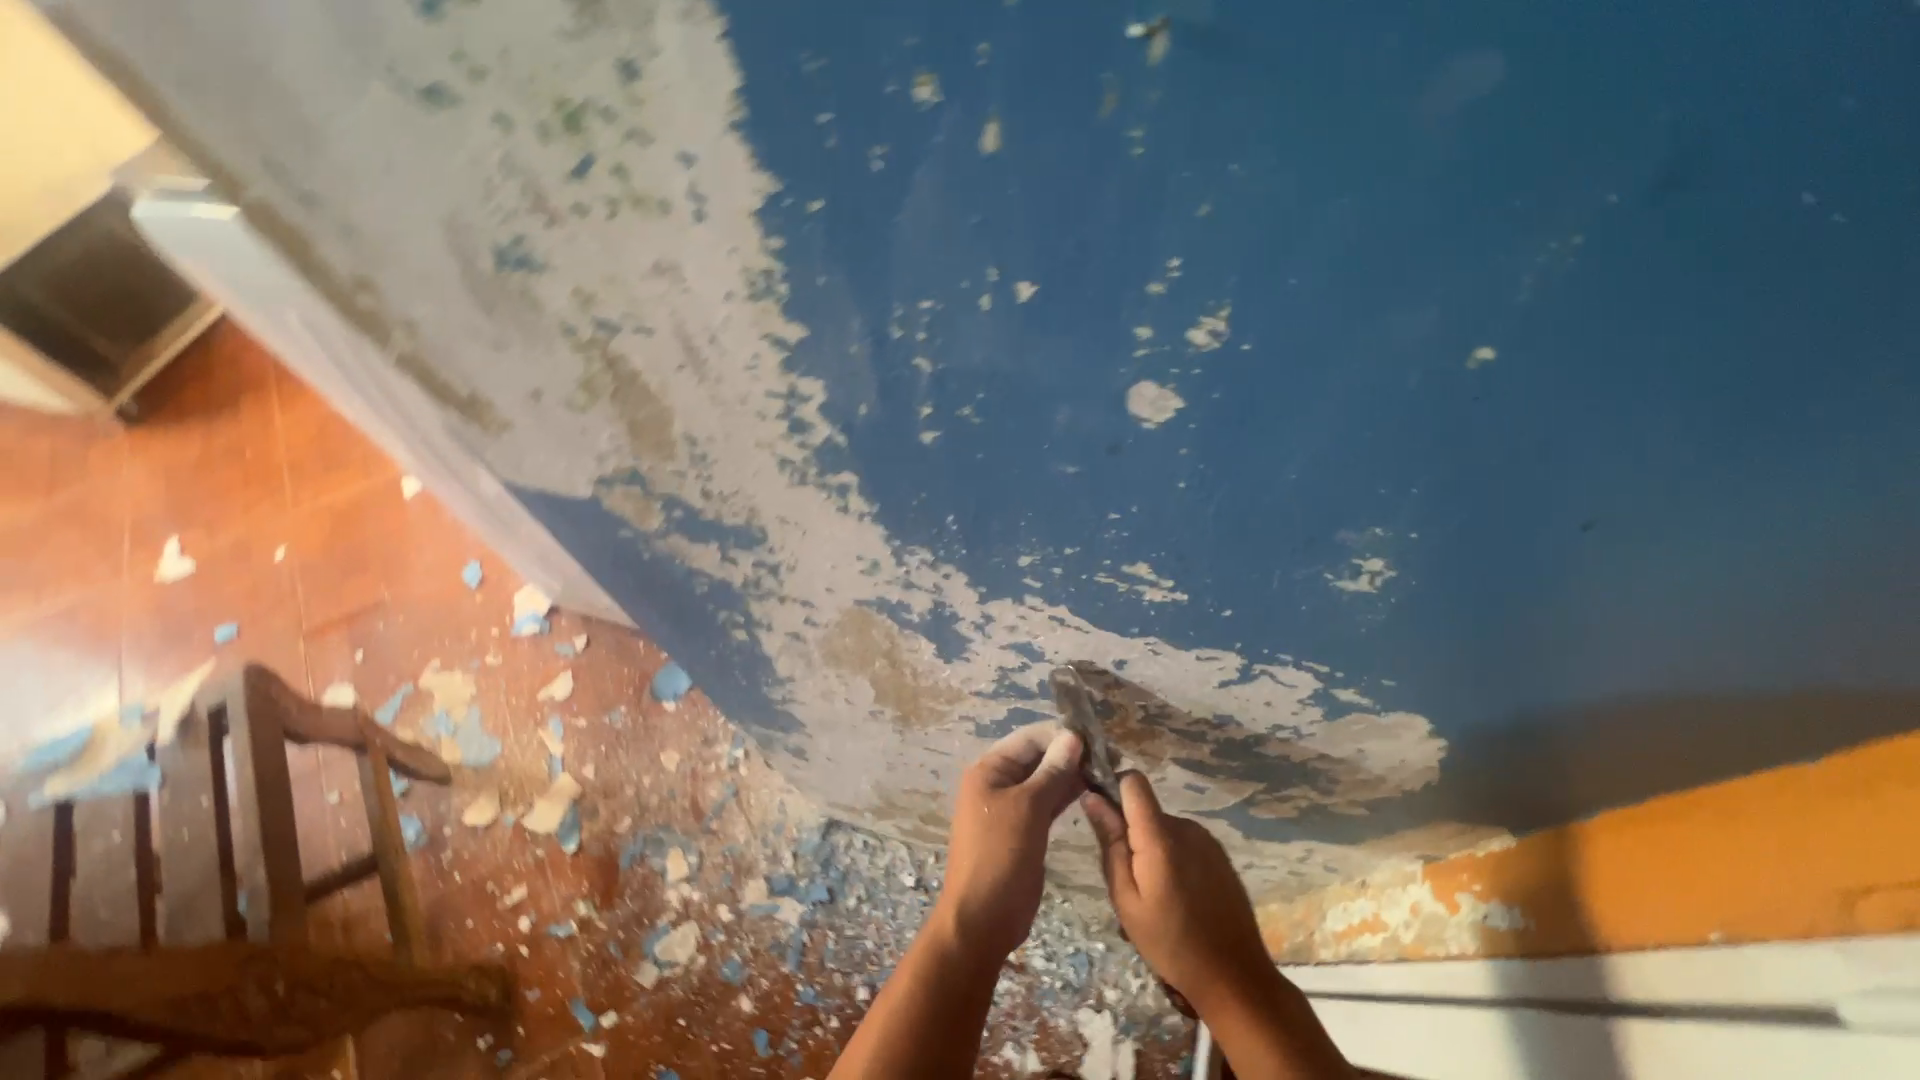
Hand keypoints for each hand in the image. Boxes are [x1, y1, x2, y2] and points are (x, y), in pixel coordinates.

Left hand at [935, 725, 1086, 956]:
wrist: (983, 917)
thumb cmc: (1000, 855)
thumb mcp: (1028, 808)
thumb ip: (1052, 771)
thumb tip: (1073, 736)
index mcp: (989, 769)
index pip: (1029, 737)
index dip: (1061, 734)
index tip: (1098, 739)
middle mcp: (998, 782)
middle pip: (1038, 756)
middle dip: (1071, 753)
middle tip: (1112, 756)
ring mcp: (1012, 807)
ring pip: (1046, 780)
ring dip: (1073, 774)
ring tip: (1109, 770)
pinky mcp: (1026, 829)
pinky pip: (1049, 803)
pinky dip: (1068, 795)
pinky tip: (1095, 791)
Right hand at [1082, 772, 1276, 1011]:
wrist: (1234, 976)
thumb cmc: (1170, 943)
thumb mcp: (1126, 899)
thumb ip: (1110, 844)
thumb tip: (1092, 798)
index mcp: (1161, 837)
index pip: (1134, 782)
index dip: (1113, 790)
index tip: (1103, 820)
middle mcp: (1187, 828)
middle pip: (1146, 811)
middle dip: (1130, 836)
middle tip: (1128, 884)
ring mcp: (1208, 841)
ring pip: (1164, 829)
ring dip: (1152, 851)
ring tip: (1153, 897)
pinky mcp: (1220, 856)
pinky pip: (1184, 843)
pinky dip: (1173, 861)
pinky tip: (1177, 899)